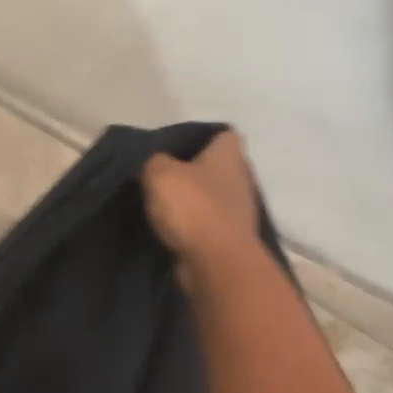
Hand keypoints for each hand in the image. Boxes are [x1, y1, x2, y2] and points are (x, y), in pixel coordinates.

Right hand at [141, 130, 261, 282]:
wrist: (215, 259)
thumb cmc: (192, 208)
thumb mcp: (160, 175)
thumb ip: (152, 161)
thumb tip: (151, 162)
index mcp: (229, 151)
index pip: (217, 133)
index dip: (194, 139)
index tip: (169, 153)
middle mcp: (240, 172)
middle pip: (211, 165)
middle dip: (188, 172)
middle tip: (157, 181)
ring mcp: (238, 205)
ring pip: (208, 194)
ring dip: (189, 200)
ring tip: (159, 208)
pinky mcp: (229, 232)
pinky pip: (206, 220)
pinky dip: (191, 223)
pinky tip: (171, 229)